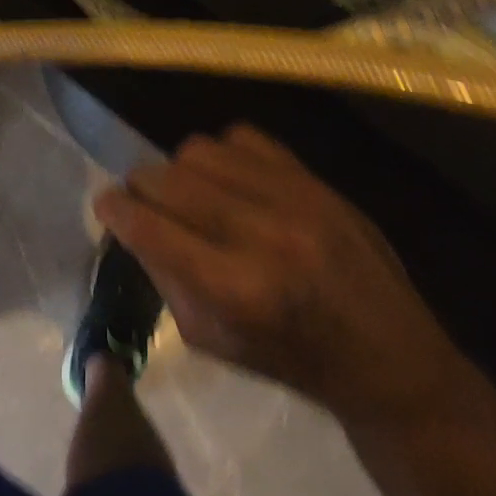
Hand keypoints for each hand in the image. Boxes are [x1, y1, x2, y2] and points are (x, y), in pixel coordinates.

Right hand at [96, 124, 469, 424]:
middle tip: (143, 206)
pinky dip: (224, 156)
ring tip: (190, 195)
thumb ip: (164, 275)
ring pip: (197, 150)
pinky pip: (243, 137)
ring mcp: (294, 201)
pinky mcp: (317, 183)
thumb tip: (132, 225)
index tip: (105, 208)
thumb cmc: (288, 358)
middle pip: (164, 179)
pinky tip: (230, 183)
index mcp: (231, 287)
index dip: (112, 210)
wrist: (390, 358)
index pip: (145, 225)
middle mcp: (261, 235)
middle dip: (139, 189)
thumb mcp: (208, 337)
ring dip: (179, 171)